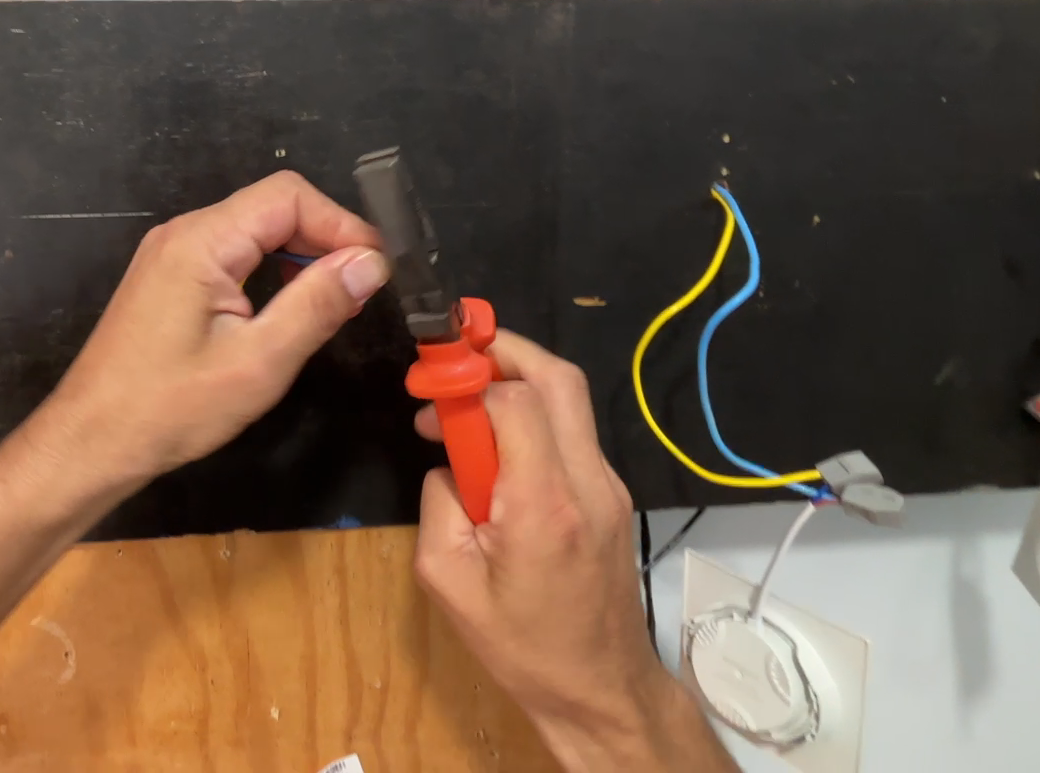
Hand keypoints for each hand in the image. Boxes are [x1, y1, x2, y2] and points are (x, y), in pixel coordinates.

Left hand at [37, 172, 387, 485]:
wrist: (90, 441)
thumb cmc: (171, 408)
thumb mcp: (257, 363)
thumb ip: (317, 305)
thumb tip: (370, 262)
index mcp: (201, 241)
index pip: (288, 196)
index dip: (340, 223)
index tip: (376, 268)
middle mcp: (184, 233)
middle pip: (271, 208)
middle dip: (324, 239)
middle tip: (361, 289)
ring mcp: (171, 254)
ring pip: (253, 231)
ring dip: (299, 257)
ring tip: (335, 301)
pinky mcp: (169, 278)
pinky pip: (232, 255)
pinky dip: (269, 272)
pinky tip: (289, 308)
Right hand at [413, 333, 731, 770]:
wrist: (601, 691)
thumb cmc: (519, 643)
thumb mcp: (446, 578)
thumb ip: (438, 499)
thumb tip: (448, 457)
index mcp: (544, 503)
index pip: (515, 402)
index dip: (466, 383)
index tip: (427, 396)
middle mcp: (588, 481)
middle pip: (557, 377)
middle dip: (502, 349)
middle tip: (454, 354)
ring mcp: (609, 484)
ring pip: (568, 396)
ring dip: (516, 377)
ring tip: (467, 394)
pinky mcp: (612, 492)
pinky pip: (570, 428)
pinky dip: (531, 410)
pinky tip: (496, 438)